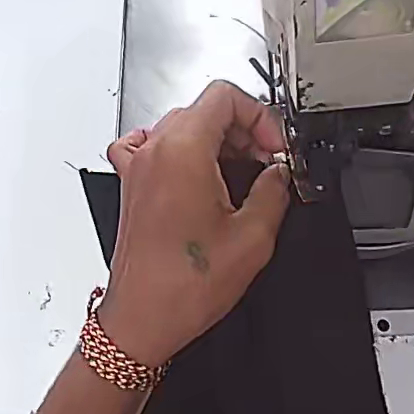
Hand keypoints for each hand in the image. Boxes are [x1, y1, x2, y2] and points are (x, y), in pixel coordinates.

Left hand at [97, 81, 292, 367]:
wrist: (143, 317)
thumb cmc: (183, 286)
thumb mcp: (253, 237)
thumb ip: (274, 191)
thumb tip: (279, 175)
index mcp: (183, 151)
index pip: (226, 96)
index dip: (261, 117)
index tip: (274, 149)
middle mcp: (155, 150)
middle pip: (206, 109)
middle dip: (245, 132)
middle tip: (267, 166)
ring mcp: (139, 167)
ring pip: (184, 127)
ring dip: (219, 143)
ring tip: (242, 178)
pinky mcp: (134, 186)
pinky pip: (155, 148)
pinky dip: (183, 154)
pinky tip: (201, 177)